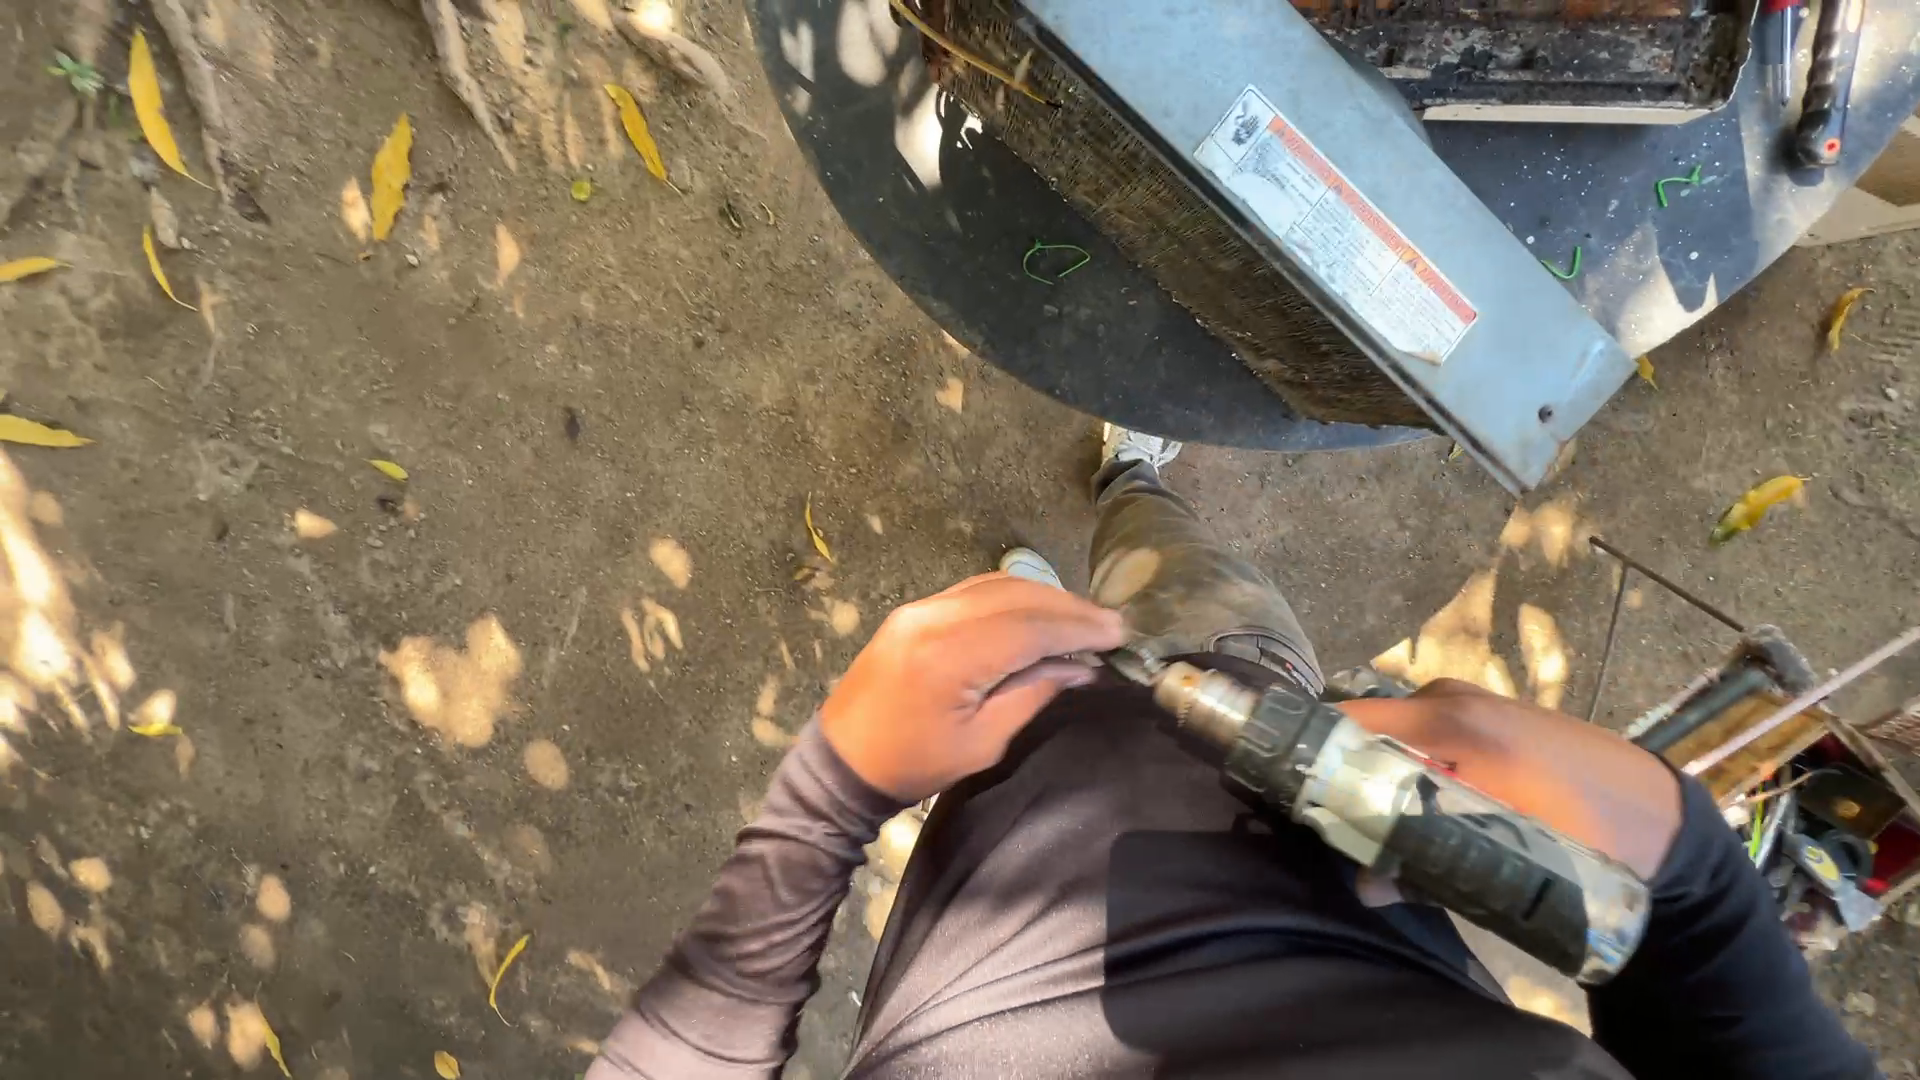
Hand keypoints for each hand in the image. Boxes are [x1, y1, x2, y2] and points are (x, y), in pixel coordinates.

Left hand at [820, 573, 1126, 801]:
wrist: (842, 760)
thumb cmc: (913, 763)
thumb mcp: (982, 742)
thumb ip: (1033, 693)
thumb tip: (1081, 667)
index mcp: (948, 656)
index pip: (1029, 627)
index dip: (1078, 628)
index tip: (1120, 633)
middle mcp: (934, 617)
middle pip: (1016, 596)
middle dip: (1069, 608)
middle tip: (1111, 624)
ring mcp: (921, 608)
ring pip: (996, 586)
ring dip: (1044, 598)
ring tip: (1083, 618)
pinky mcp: (915, 610)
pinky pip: (975, 591)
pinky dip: (1014, 597)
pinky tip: (1039, 612)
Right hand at [1337, 679, 1683, 878]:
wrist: (1664, 814)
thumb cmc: (1594, 835)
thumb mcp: (1515, 862)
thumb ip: (1433, 871)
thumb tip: (1364, 885)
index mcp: (1454, 726)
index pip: (1351, 723)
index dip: (1316, 753)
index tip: (1298, 789)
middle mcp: (1448, 698)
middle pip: (1364, 723)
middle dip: (1343, 764)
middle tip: (1335, 808)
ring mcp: (1463, 696)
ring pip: (1391, 725)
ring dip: (1376, 760)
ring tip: (1377, 804)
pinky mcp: (1478, 704)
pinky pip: (1417, 723)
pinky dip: (1405, 750)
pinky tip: (1420, 787)